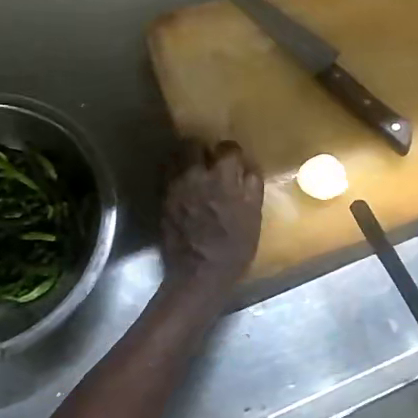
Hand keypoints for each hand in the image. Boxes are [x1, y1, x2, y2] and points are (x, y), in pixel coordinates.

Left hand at [159, 141, 262, 302]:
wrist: (199, 273)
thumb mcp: (253, 217)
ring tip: (194, 170)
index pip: (228, 147)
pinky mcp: (163, 198)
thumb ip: (252, 186)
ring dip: (186, 159)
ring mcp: (176, 185)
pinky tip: (184, 186)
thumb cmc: (233, 248)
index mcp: (223, 178)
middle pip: (195, 144)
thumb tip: (249, 167)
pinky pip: (167, 175)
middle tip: (210, 161)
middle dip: (203, 149)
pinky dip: (175, 175)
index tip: (234, 159)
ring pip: (176, 156)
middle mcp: (196, 175)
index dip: (232, 152)